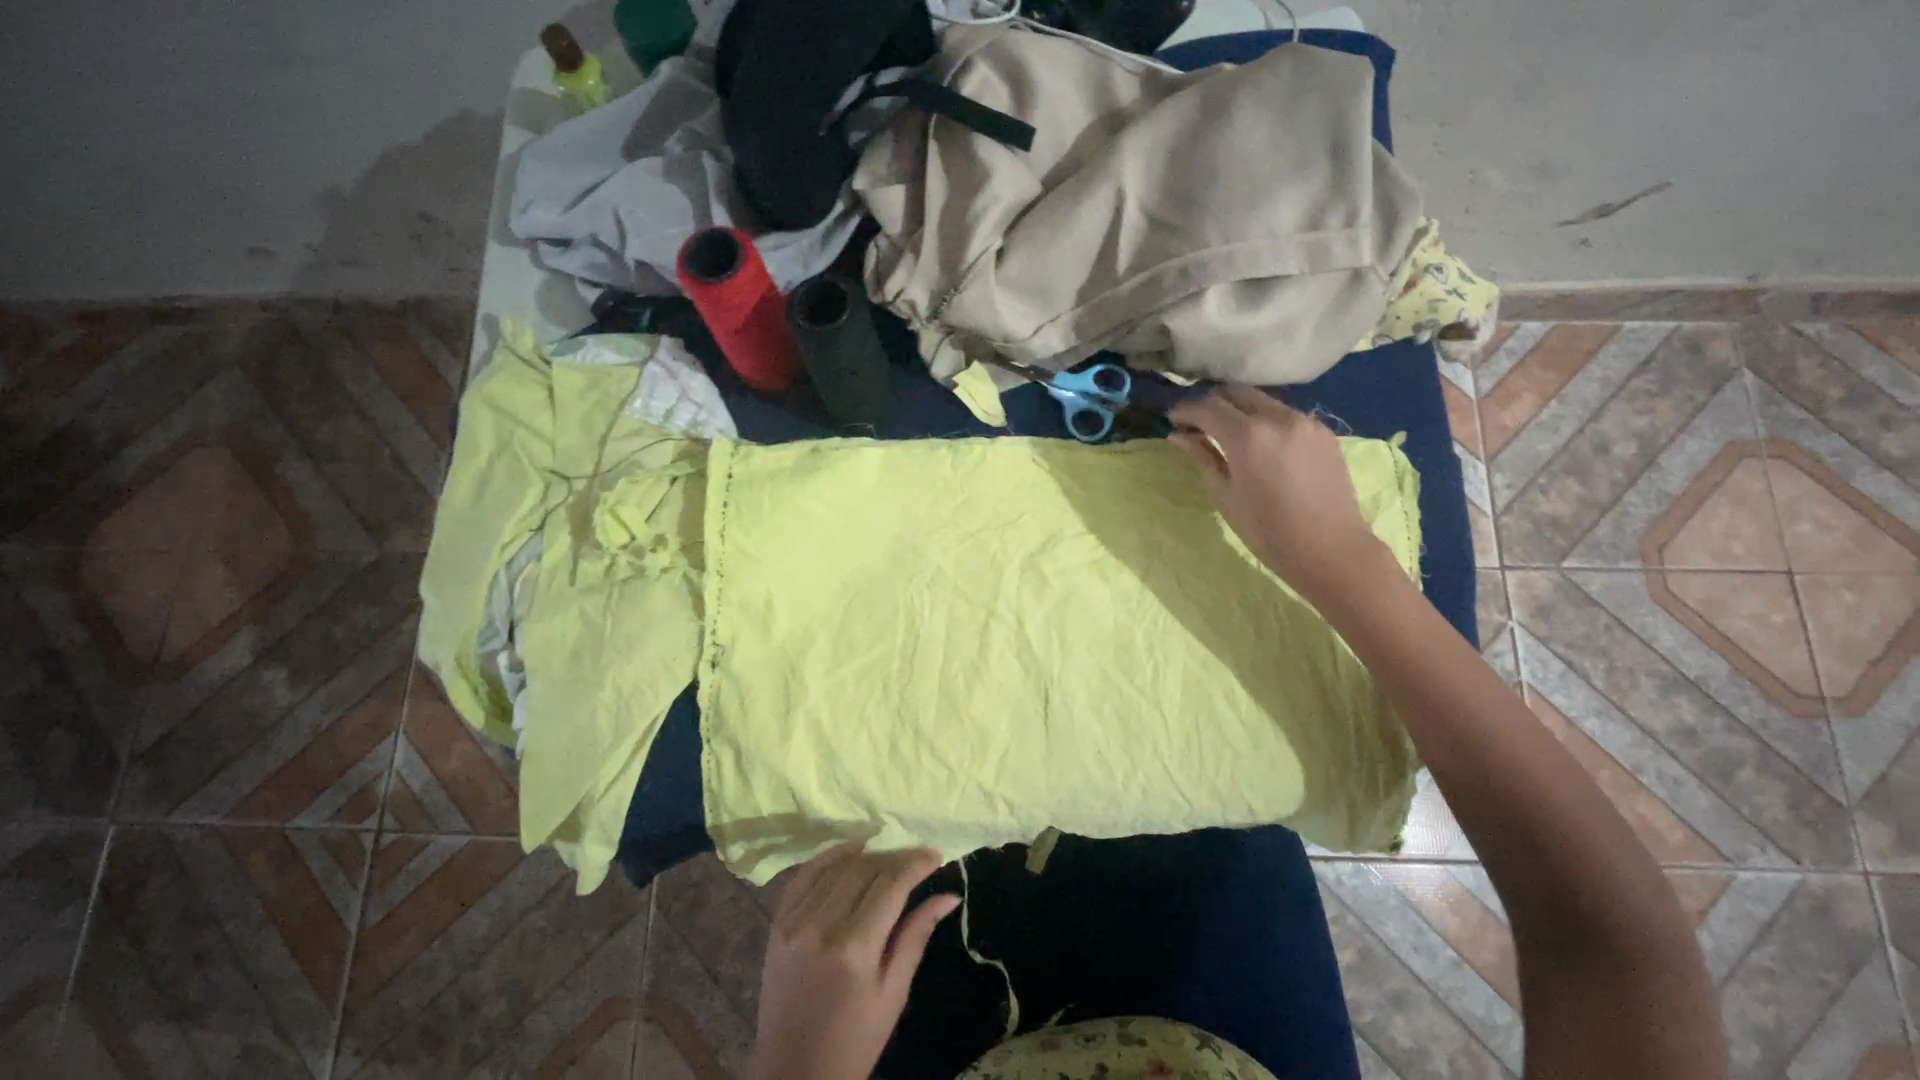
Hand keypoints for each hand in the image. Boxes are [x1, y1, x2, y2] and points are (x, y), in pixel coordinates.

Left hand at [748, 841, 959, 1079]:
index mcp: (855, 947)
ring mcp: (793, 922)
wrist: (794, 1070)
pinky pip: (803, 877)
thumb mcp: (894, 992)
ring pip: (835, 868)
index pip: (891, 885)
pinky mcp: (777, 925)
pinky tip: (850, 851)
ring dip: (866, 855)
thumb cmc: (855, 1040)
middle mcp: (821, 925)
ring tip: (890, 853)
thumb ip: (916, 935)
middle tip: (918, 858)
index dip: (916, 863)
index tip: (936, 855)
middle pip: (864, 870)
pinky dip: (828, 858)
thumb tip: (948, 895)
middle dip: (895, 857)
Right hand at [1169, 386, 1389, 603]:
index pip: (1207, 407)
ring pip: (1263, 401)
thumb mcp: (1225, 496)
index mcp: (1248, 436)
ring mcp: (1305, 421)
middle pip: (1236, 393)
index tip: (1172, 421)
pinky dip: (1266, 420)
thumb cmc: (1268, 531)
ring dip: (1240, 409)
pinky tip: (1262, 445)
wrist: (1330, 548)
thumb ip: (1202, 458)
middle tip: (1197, 423)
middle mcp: (1277, 417)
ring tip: (1228, 432)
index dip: (1185, 410)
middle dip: (1212, 403)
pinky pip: (1286, 415)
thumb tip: (1177, 436)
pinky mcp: (1323, 431)